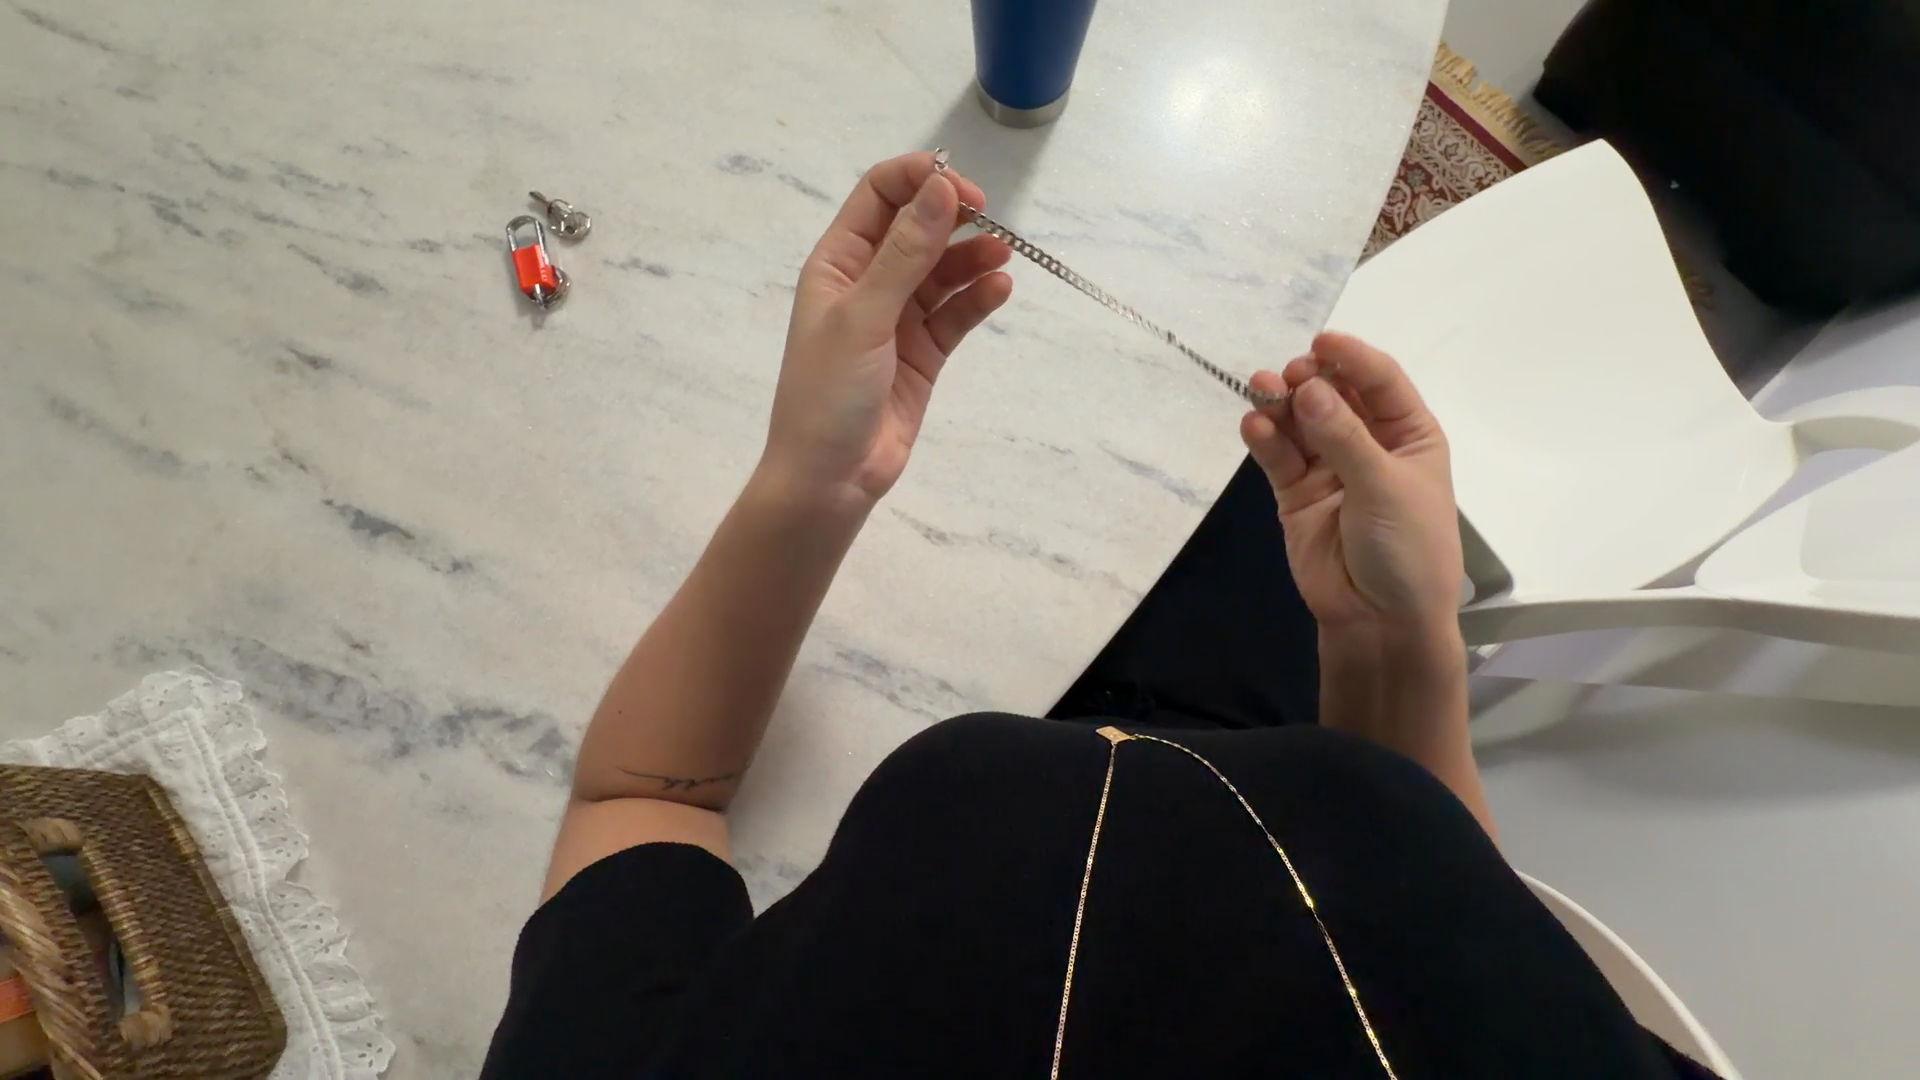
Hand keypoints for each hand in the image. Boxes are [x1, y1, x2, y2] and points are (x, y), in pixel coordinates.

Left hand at [762, 152, 1012, 508]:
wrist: (830, 478)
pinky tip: (999, 290)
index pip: (880, 196)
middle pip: (917, 231)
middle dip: (954, 220)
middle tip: (993, 223)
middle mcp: (869, 284)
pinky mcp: (924, 355)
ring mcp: (899, 320)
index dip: (921, 182)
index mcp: (838, 263)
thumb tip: (943, 189)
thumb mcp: (863, 317)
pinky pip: (954, 316)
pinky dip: (976, 300)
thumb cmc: (829, 394)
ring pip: (941, 273)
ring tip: (1005, 256)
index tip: (963, 191)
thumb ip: (905, 254)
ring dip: (972, 259)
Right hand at [1239, 332, 1463, 639]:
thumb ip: (1343, 438)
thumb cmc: (1406, 548)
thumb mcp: (1384, 487)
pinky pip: (1278, 458)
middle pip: (1333, 398)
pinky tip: (1252, 426)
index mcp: (1408, 435)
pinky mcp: (1295, 493)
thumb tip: (1307, 389)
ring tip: (1259, 392)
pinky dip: (1265, 441)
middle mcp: (1366, 444)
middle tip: (1287, 377)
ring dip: (1280, 406)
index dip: (1352, 358)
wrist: (1379, 618)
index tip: (1320, 341)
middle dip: (1310, 381)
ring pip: (1299, 425)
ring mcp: (1328, 469)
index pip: (1380, 383)